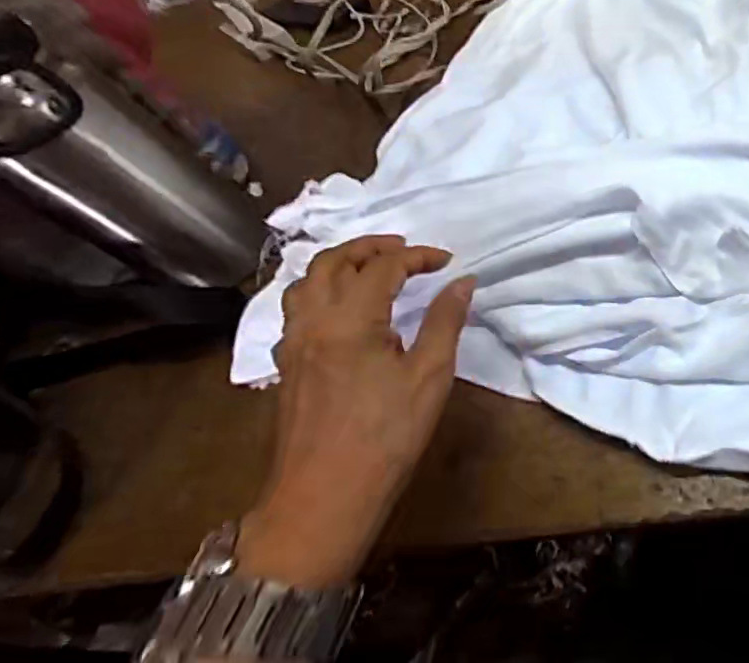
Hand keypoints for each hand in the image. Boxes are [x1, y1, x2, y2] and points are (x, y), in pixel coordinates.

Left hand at [237, 236, 473, 587]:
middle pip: (330, 262)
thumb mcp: (430, 376)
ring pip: (303, 284)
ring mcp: (292, 347)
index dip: (418, 257)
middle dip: (370, 247)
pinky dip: (320, 292)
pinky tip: (344, 309)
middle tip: (405, 250)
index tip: (447, 262)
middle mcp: (312, 324)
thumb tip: (462, 281)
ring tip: (373, 269)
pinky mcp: (286, 368)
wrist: (323, 500)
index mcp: (348, 322)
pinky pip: (295, 310)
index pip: (382, 267)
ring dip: (339, 265)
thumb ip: (446, 321)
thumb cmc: (386, 436)